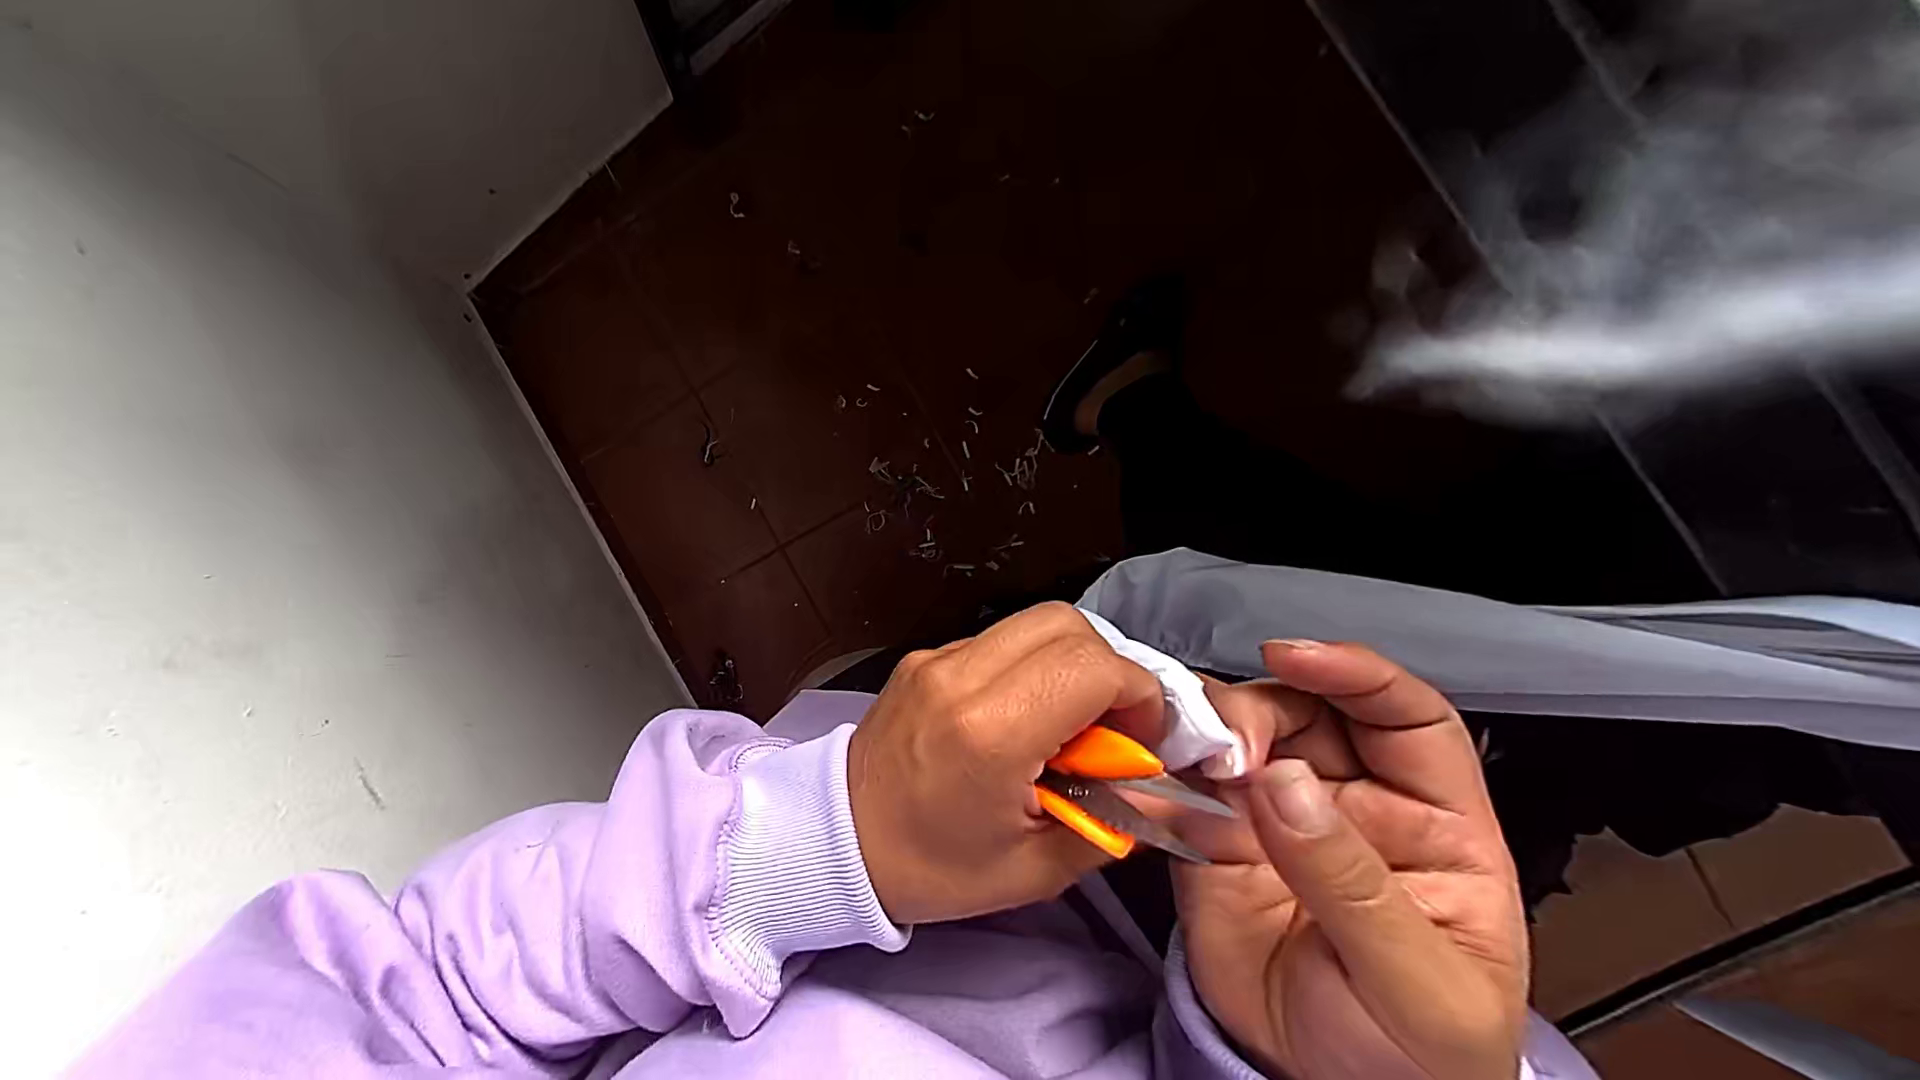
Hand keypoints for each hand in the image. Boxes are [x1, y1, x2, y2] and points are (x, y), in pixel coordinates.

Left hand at [847, 602, 1164, 924]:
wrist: (835, 839)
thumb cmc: (931, 866)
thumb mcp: (1032, 868)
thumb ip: (1111, 822)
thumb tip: (1165, 790)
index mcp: (989, 733)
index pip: (1093, 667)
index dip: (1138, 695)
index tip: (1138, 738)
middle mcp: (961, 677)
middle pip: (1067, 624)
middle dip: (1109, 667)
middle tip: (1109, 723)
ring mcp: (937, 658)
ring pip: (1035, 621)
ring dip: (1073, 659)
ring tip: (1069, 717)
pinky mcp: (926, 656)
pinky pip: (1000, 638)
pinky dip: (1032, 662)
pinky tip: (1024, 709)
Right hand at [1174, 640, 1527, 1079]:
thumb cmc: (1412, 1061)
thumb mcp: (1418, 987)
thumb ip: (1353, 883)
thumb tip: (1286, 783)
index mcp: (1429, 823)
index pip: (1403, 716)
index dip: (1354, 673)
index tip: (1295, 656)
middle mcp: (1347, 800)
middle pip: (1303, 711)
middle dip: (1261, 707)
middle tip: (1228, 742)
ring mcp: (1274, 813)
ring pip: (1238, 734)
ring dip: (1207, 731)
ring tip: (1190, 762)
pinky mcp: (1214, 834)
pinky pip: (1186, 783)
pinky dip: (1163, 771)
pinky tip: (1152, 781)